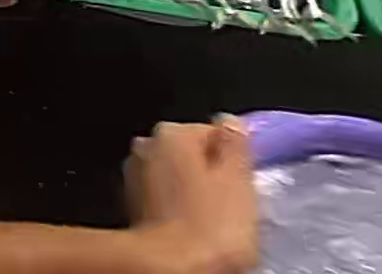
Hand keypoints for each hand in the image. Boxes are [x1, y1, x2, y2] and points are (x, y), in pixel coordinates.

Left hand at [123, 117, 257, 273]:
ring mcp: (135, 169)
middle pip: (192, 152)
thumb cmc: (210, 225)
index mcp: (170, 133)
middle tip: (236, 206)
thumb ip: (234, 146)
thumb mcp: (237, 182)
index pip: (212, 132)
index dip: (235, 158)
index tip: (248, 183)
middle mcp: (147, 143)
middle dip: (214, 174)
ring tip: (216, 221)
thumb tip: (231, 121)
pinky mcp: (133, 197)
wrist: (170, 263)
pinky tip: (194, 225)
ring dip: (195, 190)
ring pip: (177, 172)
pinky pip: (164, 193)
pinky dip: (179, 204)